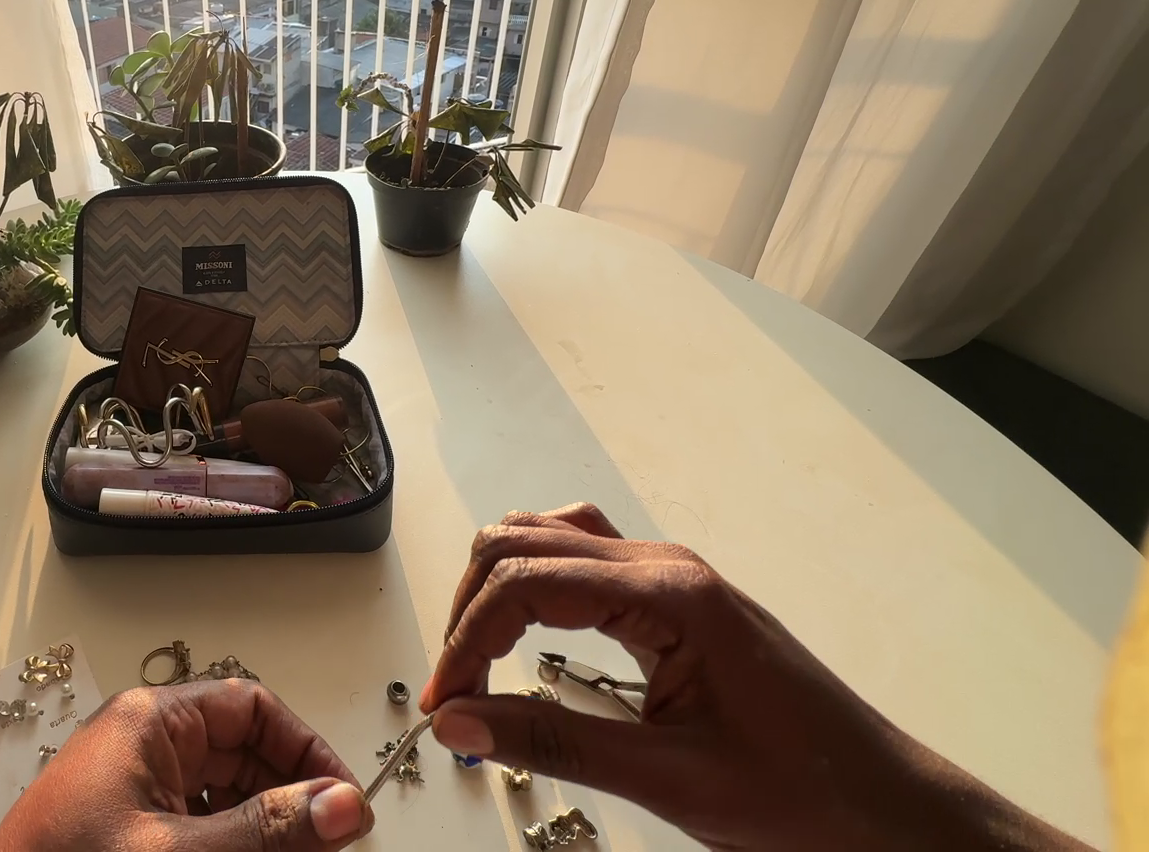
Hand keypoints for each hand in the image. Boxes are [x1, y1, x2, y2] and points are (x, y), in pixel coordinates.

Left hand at [0, 678, 374, 851]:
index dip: (303, 748)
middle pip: (241, 751)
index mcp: (152, 720)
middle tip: (329, 848)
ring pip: (223, 794)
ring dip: (264, 829)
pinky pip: (196, 824)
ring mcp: (134, 787)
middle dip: (289, 798)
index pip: (249, 706)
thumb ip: (265, 830)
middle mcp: (145, 742)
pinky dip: (230, 845)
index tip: (344, 804)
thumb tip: (344, 803)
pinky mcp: (126, 827)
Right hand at [421, 503, 1091, 851]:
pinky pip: (574, 547)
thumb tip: (455, 721)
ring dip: (494, 585)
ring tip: (480, 650)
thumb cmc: (807, 802)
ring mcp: (664, 568)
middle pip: (519, 542)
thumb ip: (552, 741)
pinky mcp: (667, 589)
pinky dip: (530, 574)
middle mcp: (658, 561)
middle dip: (471, 608)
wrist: (909, 820)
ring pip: (541, 533)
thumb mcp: (671, 781)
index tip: (445, 700)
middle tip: (458, 682)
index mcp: (665, 594)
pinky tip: (528, 615)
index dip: (469, 637)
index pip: (525, 584)